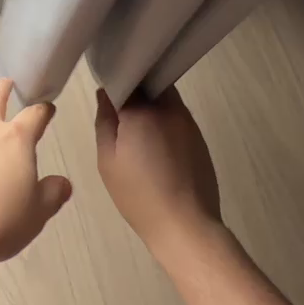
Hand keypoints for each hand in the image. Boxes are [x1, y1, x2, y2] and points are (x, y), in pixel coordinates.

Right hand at [94, 86, 221, 250]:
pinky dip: (165, 120)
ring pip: (165, 97)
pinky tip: (158, 145)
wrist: (186, 226)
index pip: (126, 78)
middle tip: (122, 112)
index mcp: (141, 110)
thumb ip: (104, 121)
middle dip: (136, 89)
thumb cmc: (139, 195)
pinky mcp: (199, 136)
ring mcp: (187, 121)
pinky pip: (177, 115)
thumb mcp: (108, 161)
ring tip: (139, 130)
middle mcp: (167, 107)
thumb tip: (105, 93)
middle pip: (149, 82)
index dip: (116, 81)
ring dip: (152, 104)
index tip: (107, 94)